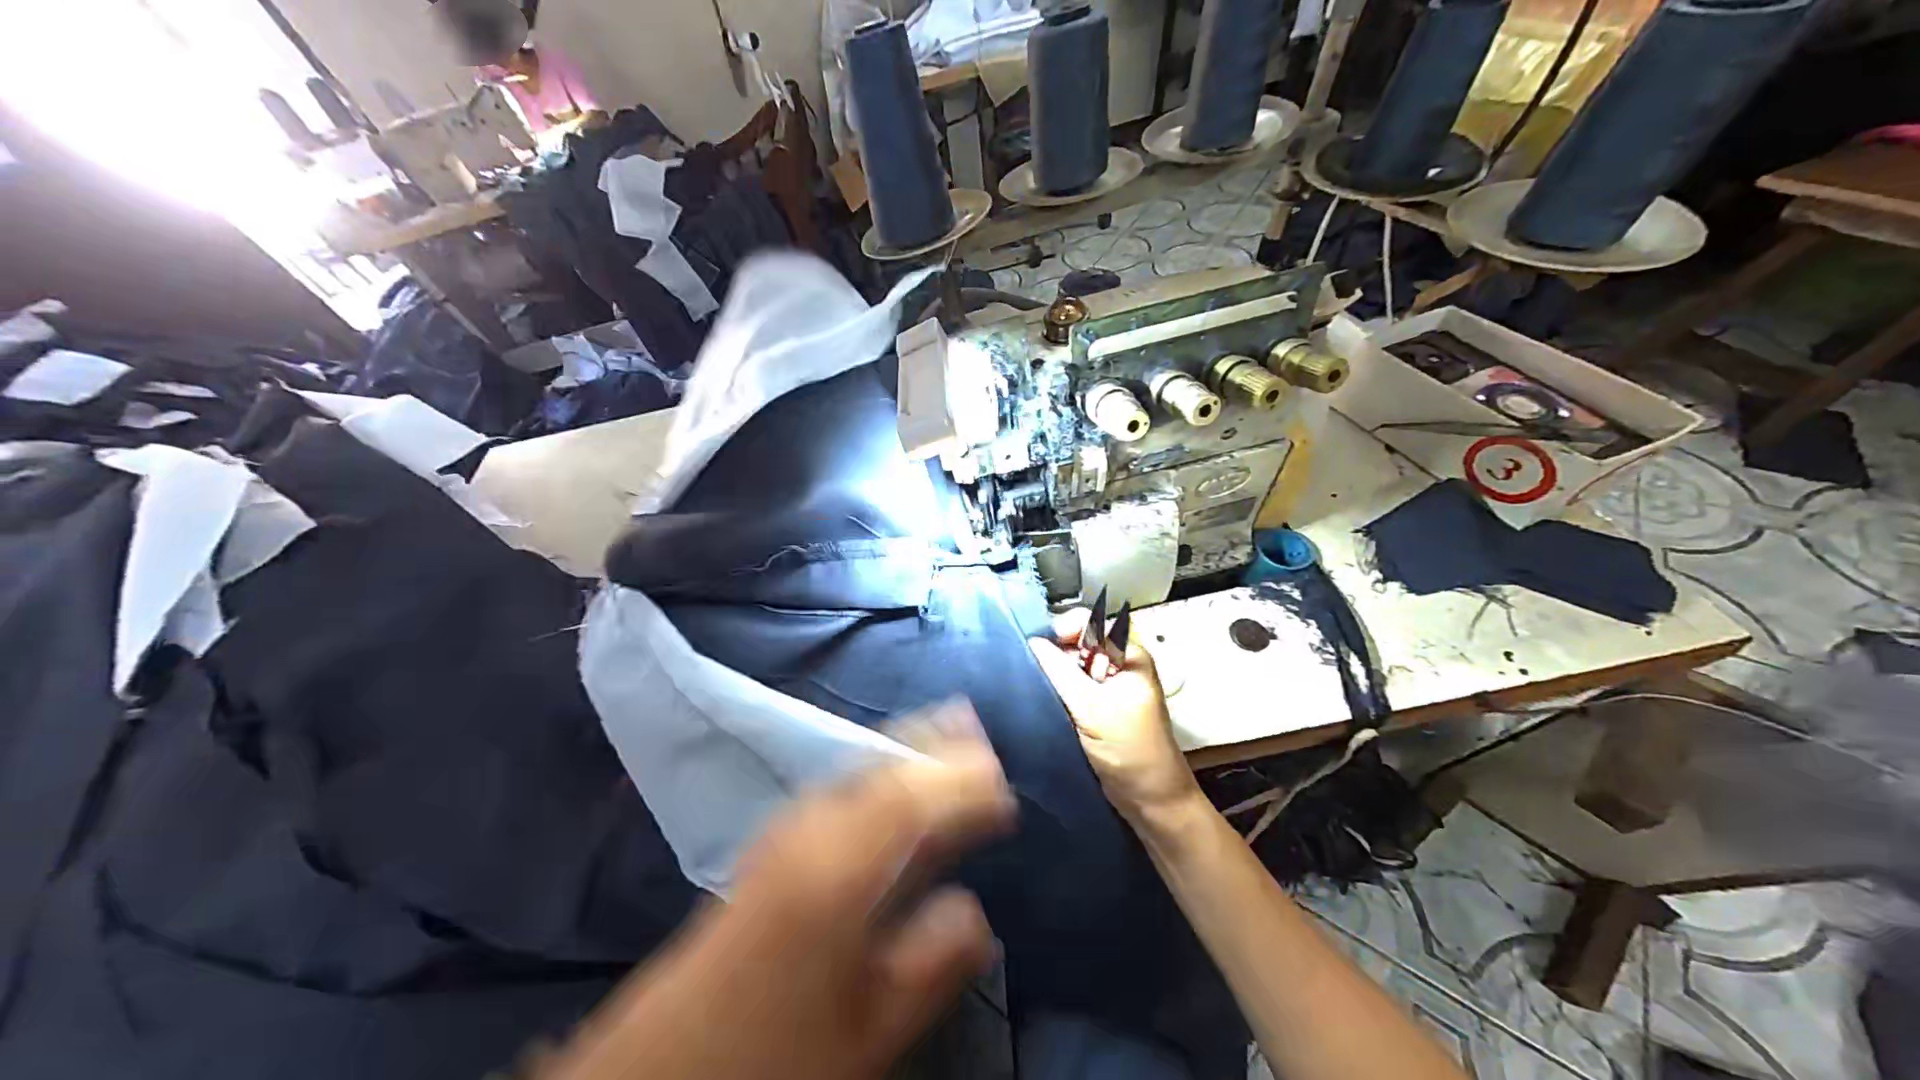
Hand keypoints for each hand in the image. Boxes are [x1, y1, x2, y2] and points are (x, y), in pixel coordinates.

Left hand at [542, 707, 1015, 1079]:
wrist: (664, 1066)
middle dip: (934, 746)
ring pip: (859, 769)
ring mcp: (786, 831)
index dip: (961, 782)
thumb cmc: (778, 1051)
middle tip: (978, 730)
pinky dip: (876, 767)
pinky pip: (841, 784)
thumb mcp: (871, 1028)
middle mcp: (811, 830)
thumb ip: (934, 963)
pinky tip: (888, 773)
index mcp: (840, 869)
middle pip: (883, 770)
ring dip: (905, 748)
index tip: (1003, 782)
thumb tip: (975, 911)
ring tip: (944, 729)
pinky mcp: (772, 843)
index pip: (914, 800)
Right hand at [1028, 610, 1202, 821]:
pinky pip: (1072, 686)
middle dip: (1055, 651)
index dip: (1063, 630)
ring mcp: (1108, 686)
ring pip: (1072, 664)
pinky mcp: (1097, 706)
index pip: (1090, 622)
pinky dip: (1057, 689)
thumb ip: (1060, 672)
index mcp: (1129, 655)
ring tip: (1033, 684)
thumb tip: (1032, 642)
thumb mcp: (1091, 708)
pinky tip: (1040, 696)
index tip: (1040, 650)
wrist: (1151, 799)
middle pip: (1079, 641)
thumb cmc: (1130, 750)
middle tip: (1033, 670)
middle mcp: (1119, 664)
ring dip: (1053, 672)